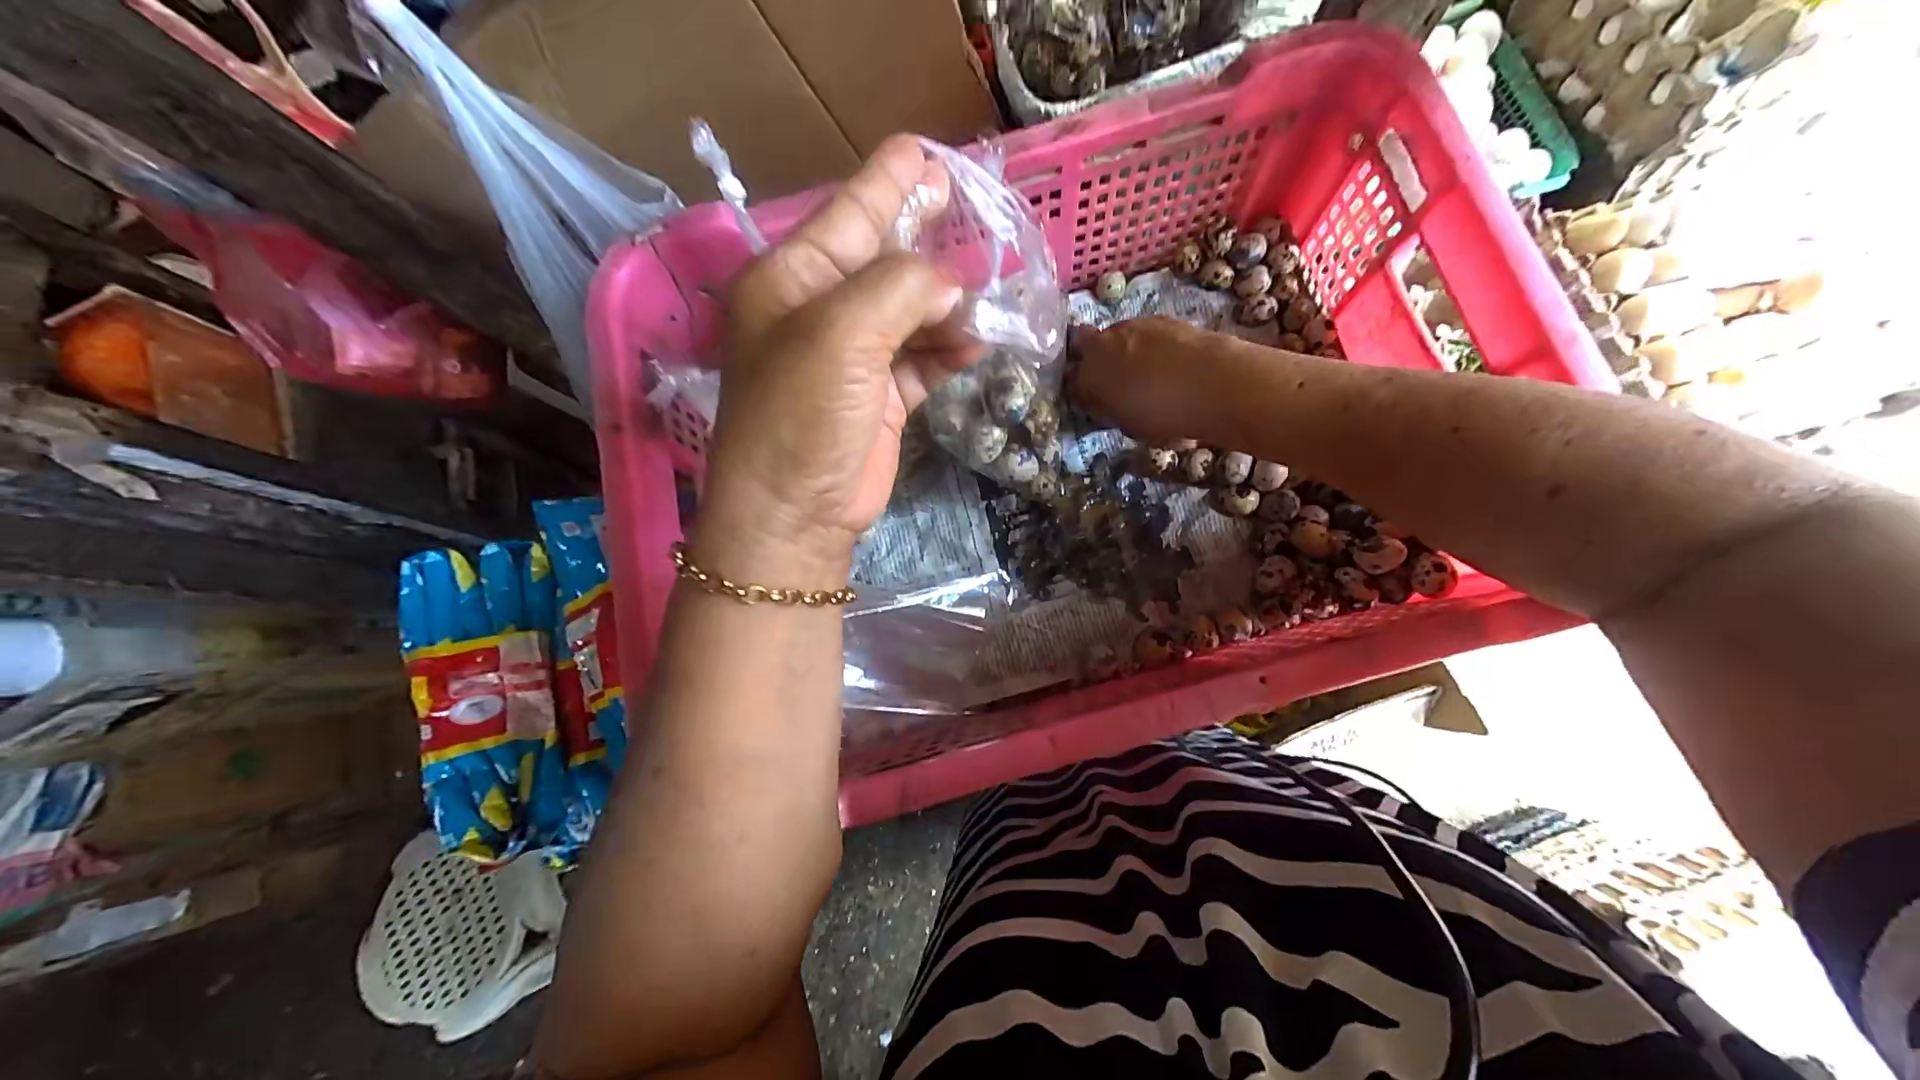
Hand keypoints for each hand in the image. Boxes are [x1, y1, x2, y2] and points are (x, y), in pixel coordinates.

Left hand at [700, 136, 982, 577]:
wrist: (796, 515)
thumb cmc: (799, 417)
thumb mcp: (840, 336)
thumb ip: (899, 288)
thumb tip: (951, 286)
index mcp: (795, 275)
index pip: (852, 208)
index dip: (896, 179)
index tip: (939, 153)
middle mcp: (823, 307)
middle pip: (891, 258)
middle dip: (937, 246)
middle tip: (989, 226)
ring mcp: (855, 353)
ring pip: (916, 309)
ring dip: (953, 306)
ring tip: (992, 302)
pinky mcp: (882, 394)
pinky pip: (926, 355)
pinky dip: (952, 349)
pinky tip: (979, 344)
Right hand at [1069, 315, 1233, 441]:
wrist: (1214, 382)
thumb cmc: (1165, 417)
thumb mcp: (1130, 426)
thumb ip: (1112, 411)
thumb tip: (1109, 405)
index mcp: (1087, 378)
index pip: (1070, 382)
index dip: (1080, 390)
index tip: (1091, 400)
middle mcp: (1100, 346)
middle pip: (1082, 343)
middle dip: (1090, 357)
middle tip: (1109, 377)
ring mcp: (1130, 327)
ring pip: (1114, 336)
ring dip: (1122, 349)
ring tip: (1145, 370)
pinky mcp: (1159, 318)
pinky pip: (1143, 332)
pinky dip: (1149, 344)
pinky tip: (1168, 361)